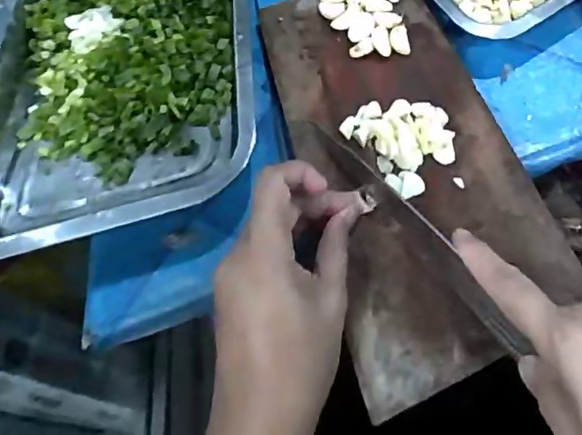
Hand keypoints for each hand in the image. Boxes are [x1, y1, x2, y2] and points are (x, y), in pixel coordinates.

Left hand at [210, 161, 365, 434]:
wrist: (257, 425)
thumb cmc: (300, 360)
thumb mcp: (330, 299)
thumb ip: (336, 245)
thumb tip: (348, 209)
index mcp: (259, 253)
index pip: (270, 182)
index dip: (302, 172)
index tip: (332, 192)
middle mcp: (236, 256)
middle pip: (273, 204)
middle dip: (313, 201)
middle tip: (352, 212)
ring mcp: (229, 276)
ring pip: (267, 225)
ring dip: (302, 220)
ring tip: (340, 229)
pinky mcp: (231, 292)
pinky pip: (260, 248)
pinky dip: (287, 239)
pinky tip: (316, 251)